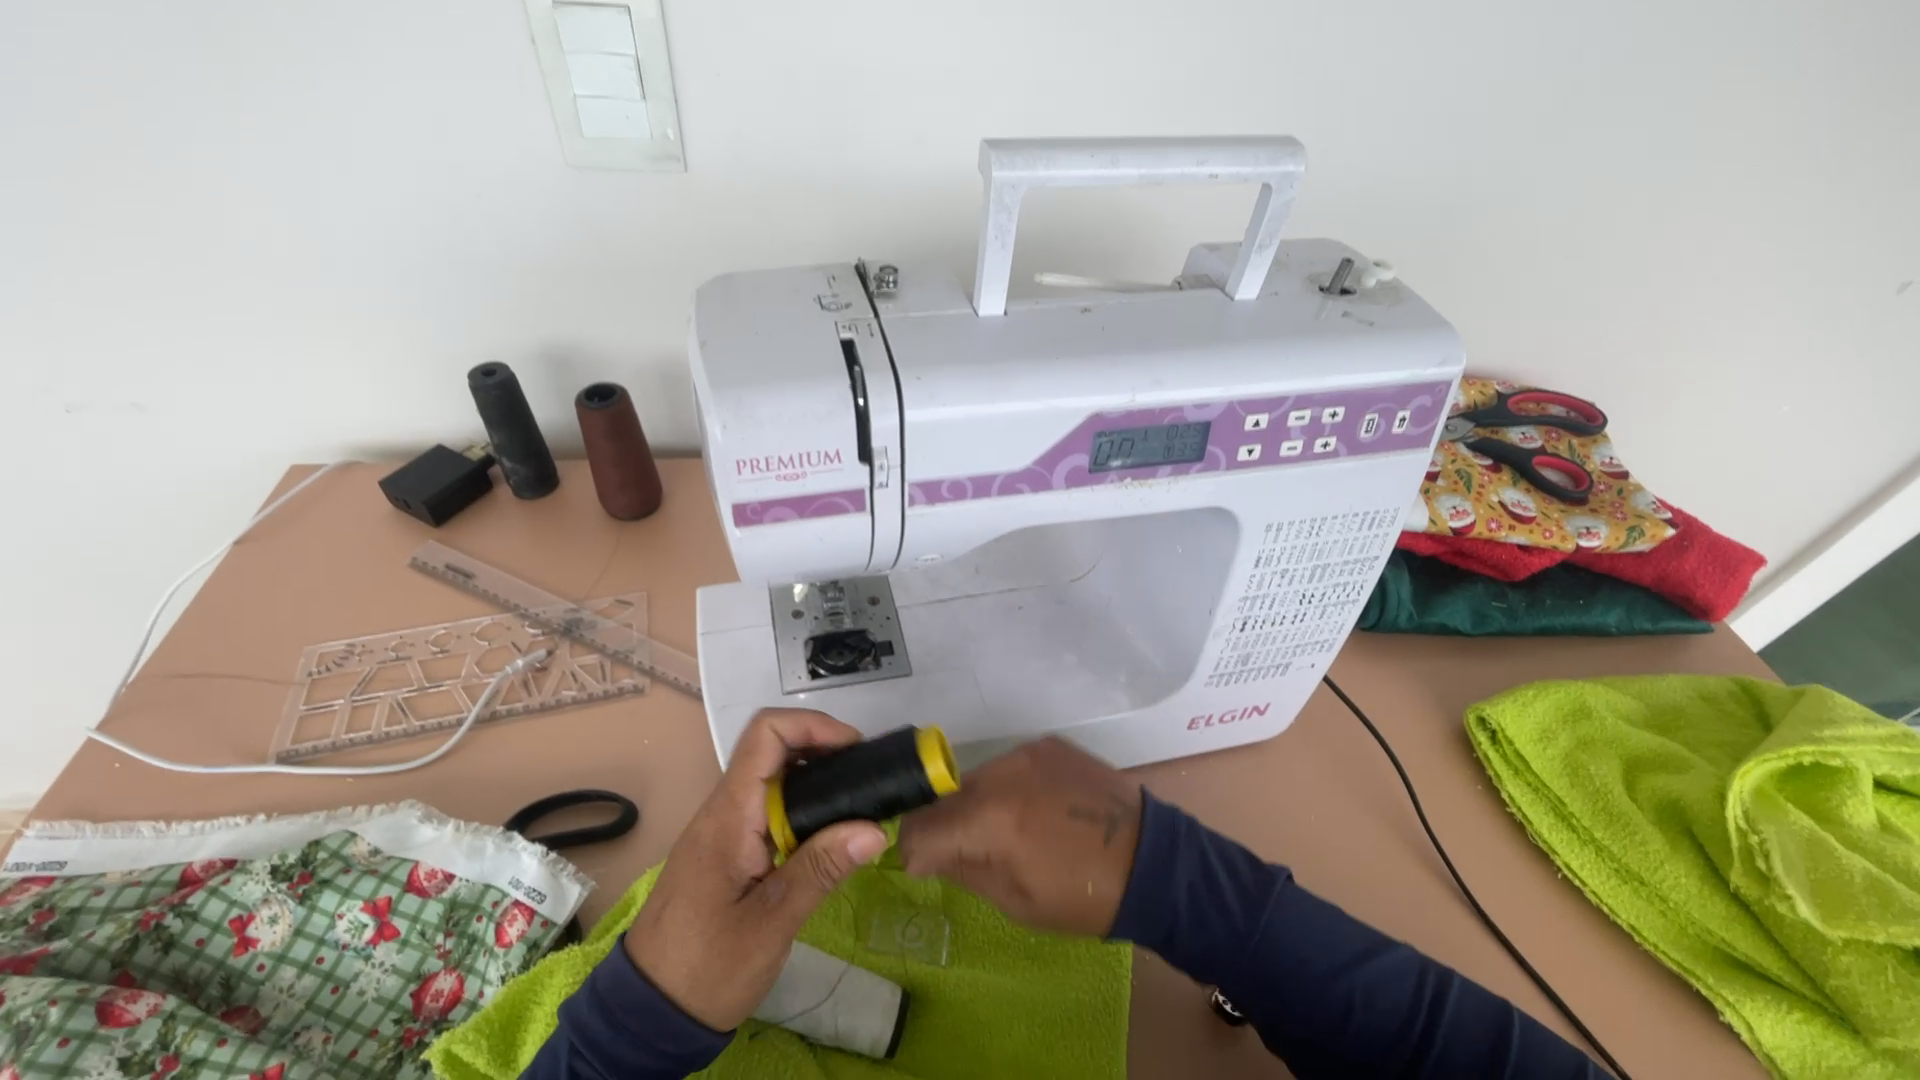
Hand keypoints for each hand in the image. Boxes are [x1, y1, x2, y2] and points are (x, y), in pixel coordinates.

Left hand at [625, 709, 890, 1030]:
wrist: (649, 1014)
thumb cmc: (707, 967)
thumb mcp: (772, 923)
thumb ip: (821, 869)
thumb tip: (874, 829)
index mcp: (730, 815)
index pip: (766, 734)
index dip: (814, 726)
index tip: (856, 751)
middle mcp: (723, 810)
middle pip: (773, 749)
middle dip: (824, 751)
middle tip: (868, 782)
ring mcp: (723, 829)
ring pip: (772, 779)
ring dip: (816, 780)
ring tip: (858, 808)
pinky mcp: (727, 850)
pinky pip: (766, 808)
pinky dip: (803, 808)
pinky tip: (829, 837)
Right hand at [896, 736, 1142, 937]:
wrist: (1153, 860)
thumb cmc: (1081, 896)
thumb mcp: (1014, 902)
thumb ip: (961, 869)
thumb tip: (927, 854)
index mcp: (989, 819)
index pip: (919, 828)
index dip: (914, 852)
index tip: (925, 867)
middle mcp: (1000, 773)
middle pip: (945, 798)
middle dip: (947, 826)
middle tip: (972, 852)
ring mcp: (1027, 752)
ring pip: (978, 779)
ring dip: (979, 804)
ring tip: (1013, 830)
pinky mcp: (1049, 744)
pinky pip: (1010, 766)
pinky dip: (1011, 788)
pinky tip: (1039, 809)